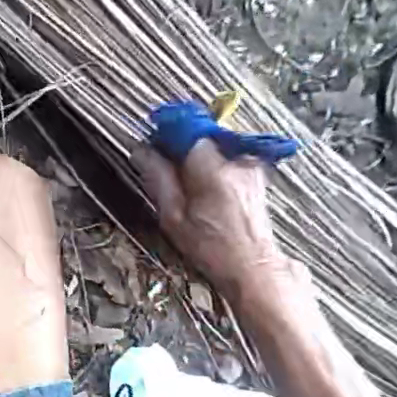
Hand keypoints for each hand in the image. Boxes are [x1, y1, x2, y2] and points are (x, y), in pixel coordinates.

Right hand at [133, 140, 290, 291]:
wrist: (252, 265)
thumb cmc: (211, 248)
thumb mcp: (173, 218)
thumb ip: (158, 179)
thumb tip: (140, 151)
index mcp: (213, 172)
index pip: (187, 130)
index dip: (167, 133)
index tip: (152, 145)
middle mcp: (236, 161)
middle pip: (201, 136)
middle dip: (180, 148)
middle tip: (164, 171)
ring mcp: (250, 165)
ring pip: (213, 145)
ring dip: (195, 158)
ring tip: (185, 186)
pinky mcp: (256, 171)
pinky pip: (226, 155)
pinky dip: (211, 165)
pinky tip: (204, 190)